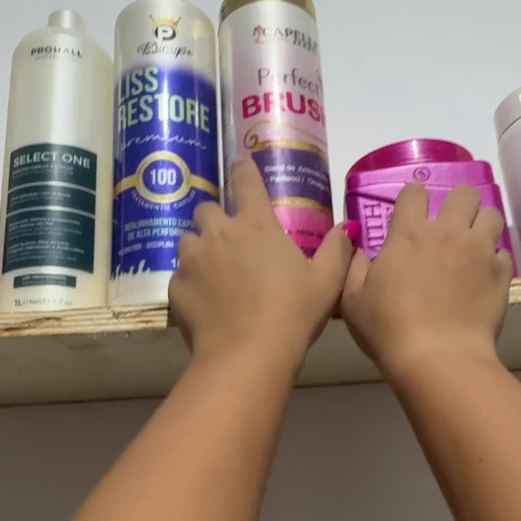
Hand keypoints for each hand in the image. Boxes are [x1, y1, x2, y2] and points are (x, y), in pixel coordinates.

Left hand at [169, 159, 353, 373]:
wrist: (247, 355)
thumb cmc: (292, 314)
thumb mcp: (326, 282)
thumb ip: (336, 250)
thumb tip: (345, 229)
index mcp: (256, 224)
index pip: (245, 179)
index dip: (243, 169)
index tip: (241, 165)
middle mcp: (219, 232)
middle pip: (207, 208)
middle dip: (216, 218)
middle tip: (231, 239)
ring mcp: (192, 259)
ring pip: (188, 240)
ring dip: (199, 248)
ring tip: (213, 271)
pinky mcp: (175, 287)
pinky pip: (180, 275)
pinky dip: (191, 282)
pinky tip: (205, 302)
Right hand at [340, 182, 511, 380]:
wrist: (438, 358)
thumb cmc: (388, 329)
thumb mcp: (353, 301)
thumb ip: (355, 268)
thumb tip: (360, 251)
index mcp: (409, 234)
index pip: (414, 192)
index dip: (412, 200)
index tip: (410, 217)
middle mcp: (448, 232)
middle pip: (463, 193)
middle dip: (456, 204)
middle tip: (448, 227)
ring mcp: (479, 250)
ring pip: (491, 214)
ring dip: (481, 224)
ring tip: (472, 244)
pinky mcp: (501, 273)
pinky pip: (503, 252)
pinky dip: (494, 259)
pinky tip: (483, 275)